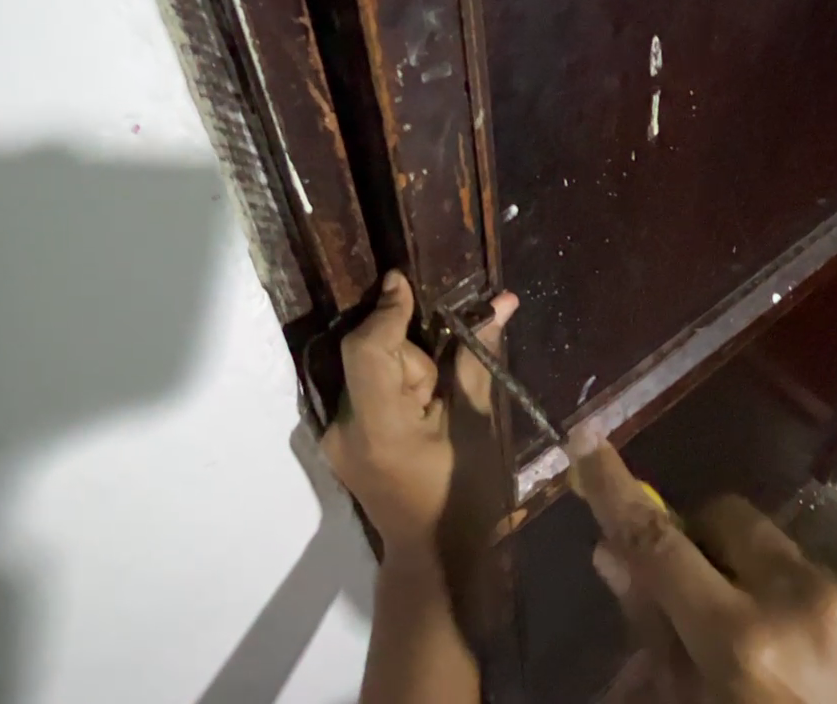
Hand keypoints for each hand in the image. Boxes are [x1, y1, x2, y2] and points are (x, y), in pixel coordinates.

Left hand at [320, 270, 518, 559]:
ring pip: (367, 371)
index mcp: (378, 427)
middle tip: (442, 387)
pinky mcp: (338, 440)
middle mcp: (343, 427)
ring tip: (433, 407)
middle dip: (410, 354)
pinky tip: (417, 406)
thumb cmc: (465, 495)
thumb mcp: (478, 424)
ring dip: (401, 371)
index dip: (386, 311)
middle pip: (371, 356)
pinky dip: (389, 383)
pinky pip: (363, 389)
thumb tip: (501, 302)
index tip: (402, 280)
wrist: (435, 557)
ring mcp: (335, 436)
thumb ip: (478, 358)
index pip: (367, 349)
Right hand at [572, 438, 836, 703]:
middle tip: (691, 590)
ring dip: (746, 571)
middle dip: (695, 537)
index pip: (659, 546)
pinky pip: (812, 568)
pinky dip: (792, 593)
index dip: (615, 491)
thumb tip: (613, 558)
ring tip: (764, 639)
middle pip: (718, 516)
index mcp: (746, 646)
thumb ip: (660, 638)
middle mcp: (799, 598)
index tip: (585, 439)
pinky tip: (813, 651)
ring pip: (765, 542)